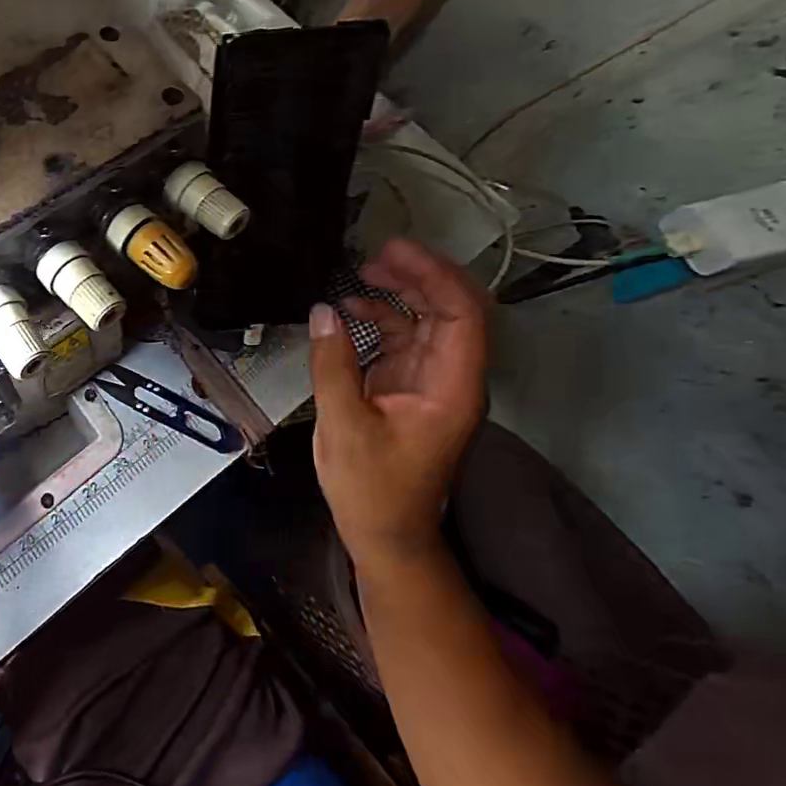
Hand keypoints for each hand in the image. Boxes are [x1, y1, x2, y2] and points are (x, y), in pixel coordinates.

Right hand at [308, 239, 487, 568]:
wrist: (385, 534)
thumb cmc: (372, 488)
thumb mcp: (344, 426)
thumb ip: (332, 364)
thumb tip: (322, 311)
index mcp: (452, 388)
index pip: (463, 314)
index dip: (434, 275)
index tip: (394, 251)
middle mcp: (450, 378)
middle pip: (450, 311)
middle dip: (417, 276)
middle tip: (375, 254)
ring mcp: (430, 382)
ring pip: (426, 322)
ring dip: (398, 294)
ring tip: (360, 273)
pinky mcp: (409, 388)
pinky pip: (402, 341)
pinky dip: (378, 321)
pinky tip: (349, 312)